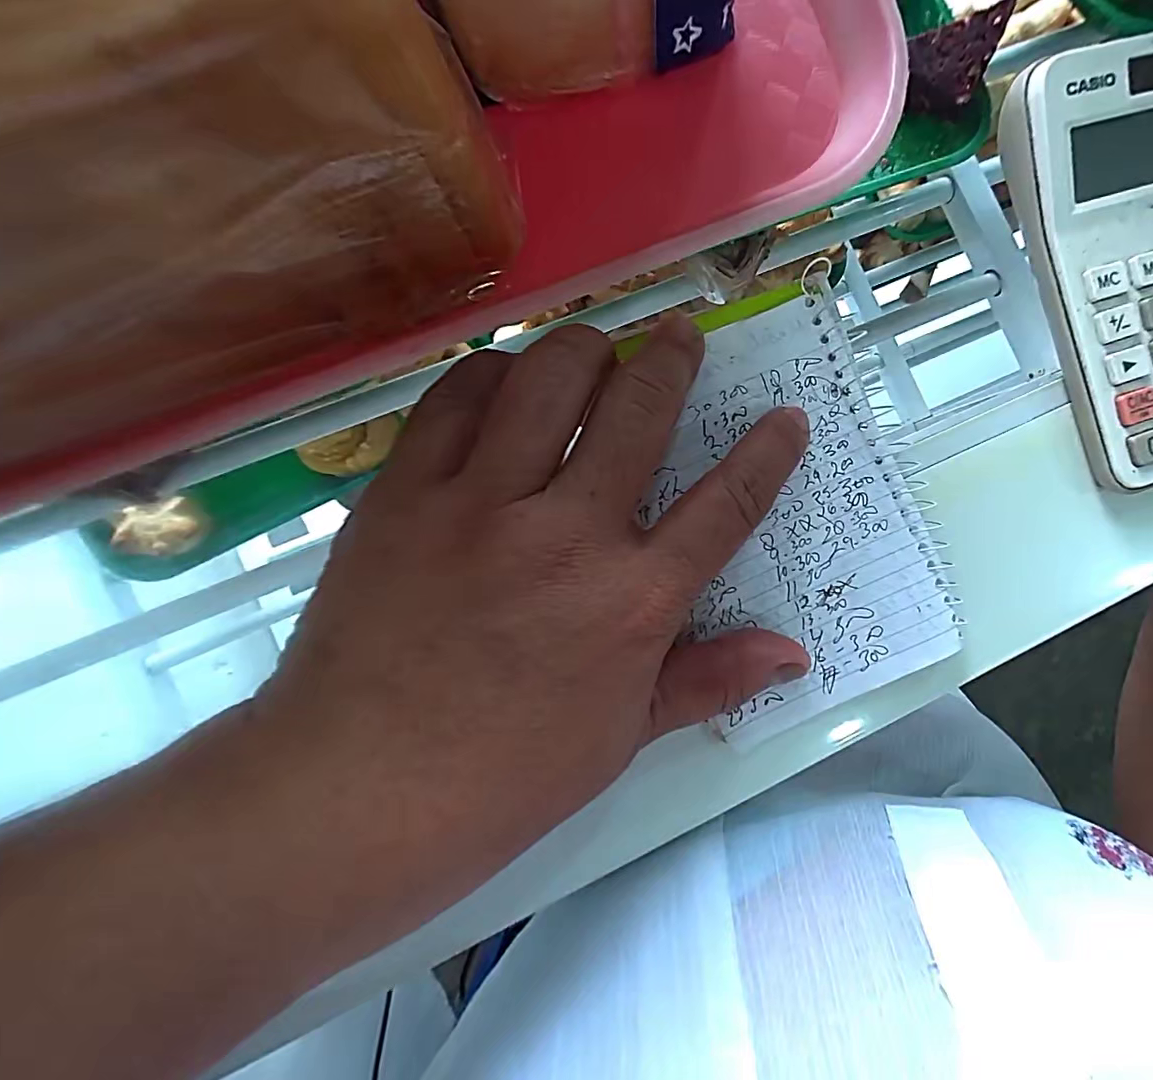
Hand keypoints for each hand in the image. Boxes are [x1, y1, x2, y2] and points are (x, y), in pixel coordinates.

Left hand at [245, 316, 808, 919]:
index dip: (767, 454)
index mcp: (632, 602)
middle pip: (638, 409)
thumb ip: (710, 679)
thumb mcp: (624, 735)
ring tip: (597, 347)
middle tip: (679, 334)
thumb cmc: (508, 775)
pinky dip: (493, 374)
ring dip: (586, 347)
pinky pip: (456, 398)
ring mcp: (480, 504)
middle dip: (672, 357)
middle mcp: (567, 535)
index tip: (788, 417)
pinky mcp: (404, 492)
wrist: (359, 788)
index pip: (724, 505)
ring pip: (547, 379)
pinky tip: (506, 381)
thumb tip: (793, 653)